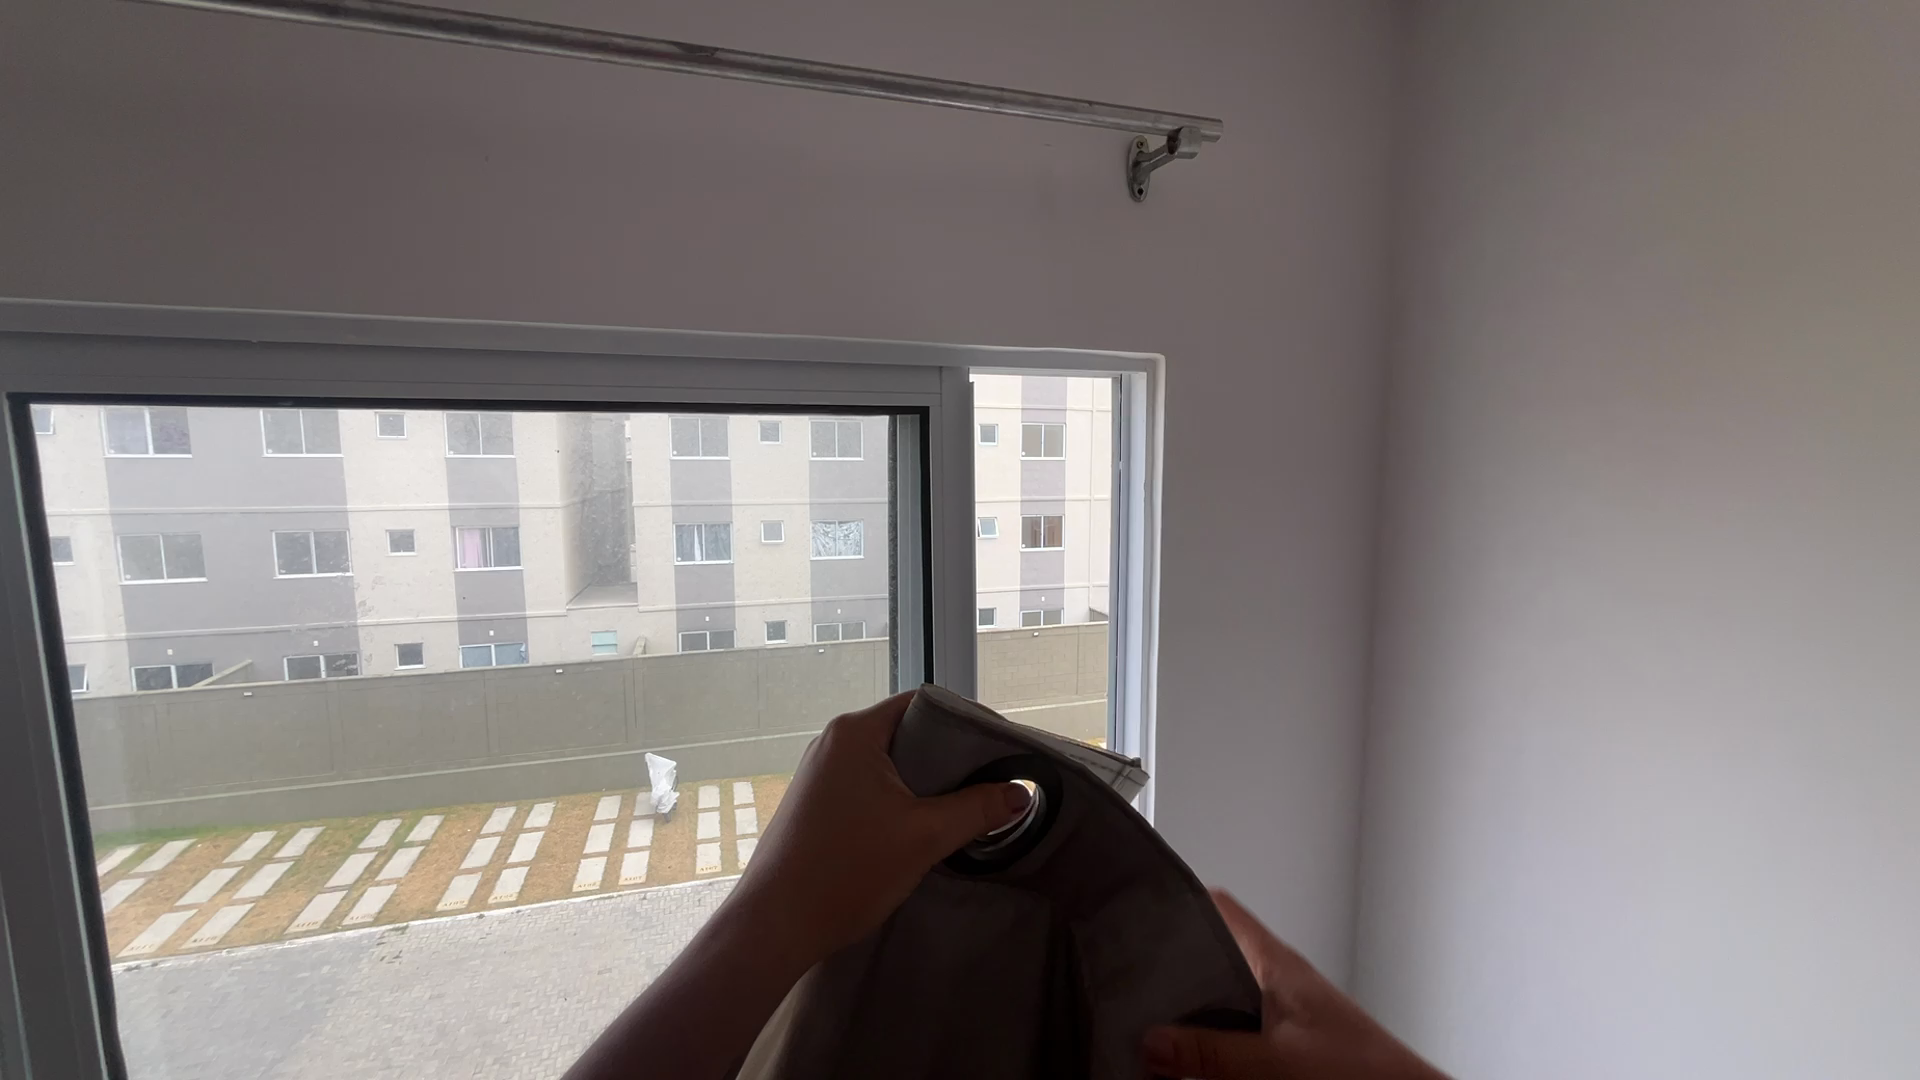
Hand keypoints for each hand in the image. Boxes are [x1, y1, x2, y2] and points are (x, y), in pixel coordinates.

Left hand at [726, 691, 1031, 969]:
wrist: (773, 926)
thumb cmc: (848, 870)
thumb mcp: (924, 837)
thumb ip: (977, 809)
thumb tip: (1021, 793)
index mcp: (856, 731)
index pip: (923, 704)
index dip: (965, 720)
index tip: (998, 746)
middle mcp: (835, 740)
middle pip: (906, 729)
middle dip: (948, 752)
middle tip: (988, 777)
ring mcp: (820, 770)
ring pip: (887, 758)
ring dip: (924, 776)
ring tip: (962, 800)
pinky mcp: (815, 798)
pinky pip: (867, 780)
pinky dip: (898, 792)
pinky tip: (919, 820)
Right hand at [1143, 890, 1449, 1079]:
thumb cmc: (1363, 1074)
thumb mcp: (1279, 1063)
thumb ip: (1214, 1053)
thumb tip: (1149, 1040)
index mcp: (1273, 962)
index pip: (1220, 907)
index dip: (1181, 900)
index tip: (1140, 910)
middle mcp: (1274, 981)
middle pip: (1212, 954)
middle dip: (1173, 966)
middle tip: (1128, 976)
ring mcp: (1282, 1017)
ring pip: (1221, 999)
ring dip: (1189, 1012)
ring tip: (1145, 1021)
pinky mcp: (1289, 1052)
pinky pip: (1236, 1036)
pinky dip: (1209, 1045)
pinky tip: (1188, 1064)